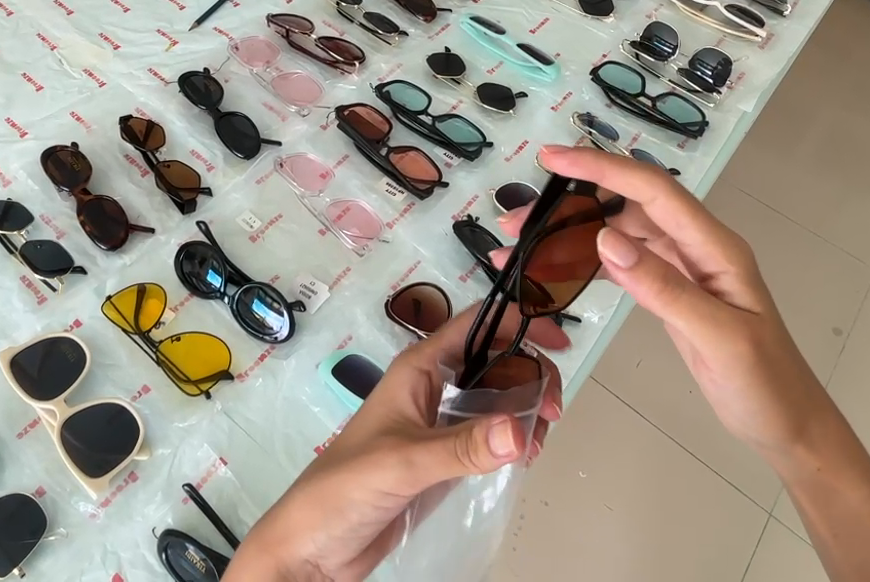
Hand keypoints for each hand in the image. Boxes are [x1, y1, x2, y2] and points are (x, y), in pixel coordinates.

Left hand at [228, 304, 563, 580]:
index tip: (558, 339)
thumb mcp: (405, 462)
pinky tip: (524, 454)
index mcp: (419, 367)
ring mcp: (439, 420)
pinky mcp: (444, 454)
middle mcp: (432, 385)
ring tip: (539, 442)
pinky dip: (512, 436)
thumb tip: (523, 429)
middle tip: (553, 412)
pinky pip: (489, 431)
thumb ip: (463, 446)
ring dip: (524, 410)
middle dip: (530, 376)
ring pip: (496, 396)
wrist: (311, 547)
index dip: (518, 322)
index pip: (476, 326)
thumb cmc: (345, 486)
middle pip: (495, 361)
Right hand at [498, 145, 817, 461]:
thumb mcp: (718, 337)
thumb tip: (605, 238)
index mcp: (713, 244)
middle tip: (516, 218)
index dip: (602, 168)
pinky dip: (587, 258)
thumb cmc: (763, 383)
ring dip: (573, 230)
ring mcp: (681, 266)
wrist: (787, 425)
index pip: (651, 190)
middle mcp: (694, 244)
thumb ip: (663, 287)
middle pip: (627, 204)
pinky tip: (557, 265)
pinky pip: (622, 260)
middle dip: (572, 199)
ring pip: (619, 230)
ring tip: (523, 241)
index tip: (551, 160)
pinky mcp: (669, 289)